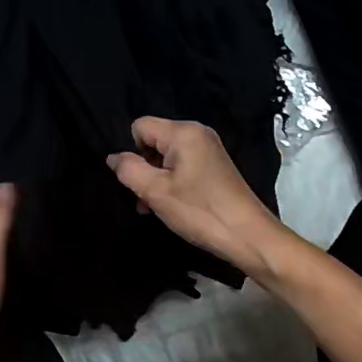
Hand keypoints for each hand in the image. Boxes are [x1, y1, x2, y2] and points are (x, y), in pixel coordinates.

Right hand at [106, 117, 290, 280]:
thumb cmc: (199, 211)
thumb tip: (113, 157)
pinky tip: (171, 205)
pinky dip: (172, 181)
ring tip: (154, 207)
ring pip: (167, 155)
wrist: (247, 235)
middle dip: (144, 167)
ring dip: (156, 179)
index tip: (138, 179)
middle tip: (144, 199)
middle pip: (154, 140)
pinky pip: (183, 164)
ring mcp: (209, 148)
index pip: (140, 126)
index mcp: (183, 131)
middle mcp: (198, 132)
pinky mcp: (215, 165)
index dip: (132, 151)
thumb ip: (129, 169)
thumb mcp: (156, 192)